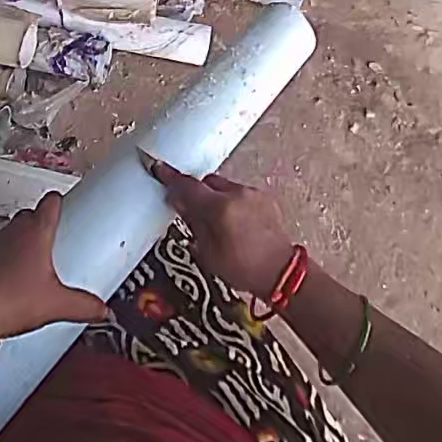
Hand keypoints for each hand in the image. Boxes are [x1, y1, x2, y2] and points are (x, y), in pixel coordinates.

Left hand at [0, 193, 107, 342]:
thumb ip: (83, 306)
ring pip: (8, 232)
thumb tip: (101, 309)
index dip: (58, 202)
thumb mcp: (56, 306)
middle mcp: (12, 231)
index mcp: (36, 233)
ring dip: (18, 242)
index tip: (63, 205)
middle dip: (39, 224)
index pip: (50, 203)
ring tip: (29, 265)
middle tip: (51, 242)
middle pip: (29, 215)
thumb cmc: (10, 302)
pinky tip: (5, 280)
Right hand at [150, 159, 296, 296]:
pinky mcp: (264, 198)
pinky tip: (235, 223)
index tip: (158, 168)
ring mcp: (252, 194)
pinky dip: (232, 203)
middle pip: (206, 183)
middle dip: (197, 193)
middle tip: (190, 209)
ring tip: (217, 222)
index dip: (170, 178)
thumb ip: (193, 222)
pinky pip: (239, 193)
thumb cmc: (243, 269)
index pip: (188, 186)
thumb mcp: (208, 252)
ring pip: (223, 187)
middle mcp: (236, 194)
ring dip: (215, 198)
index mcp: (219, 208)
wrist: (282, 273)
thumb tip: (180, 203)